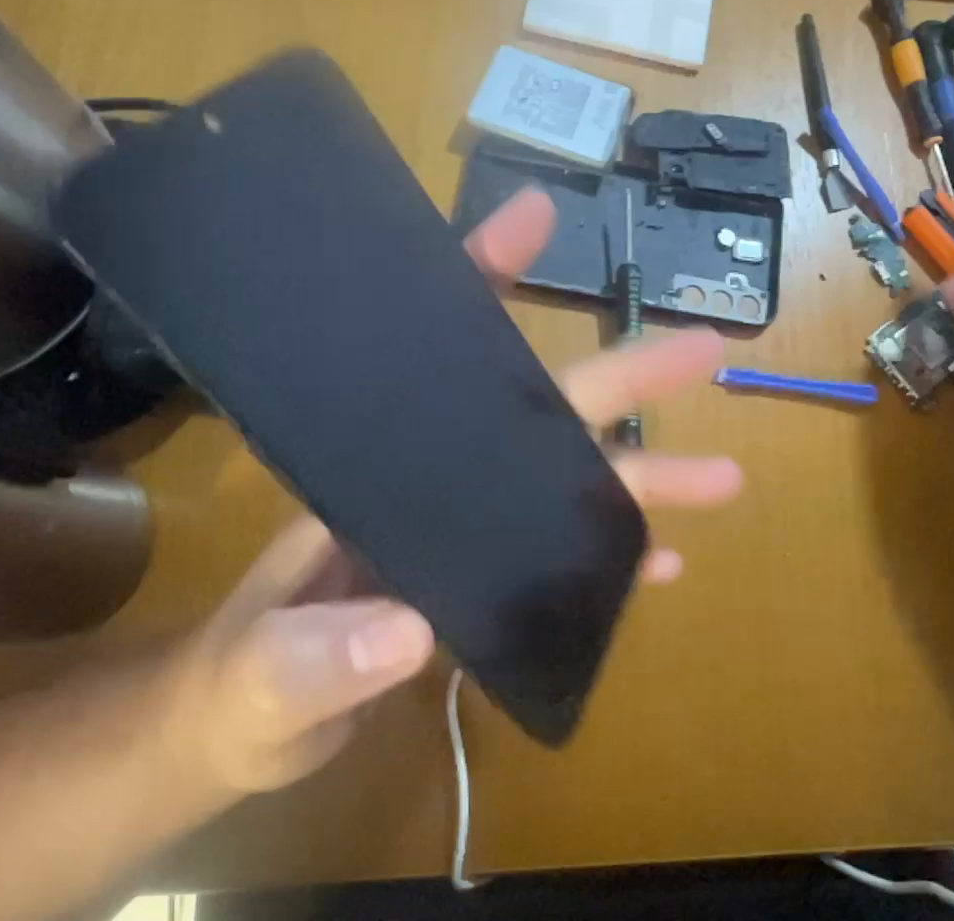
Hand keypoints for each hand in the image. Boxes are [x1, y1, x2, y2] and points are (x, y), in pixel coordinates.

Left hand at [163, 188, 740, 795]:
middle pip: (534, 420)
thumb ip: (314, 658)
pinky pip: (555, 560)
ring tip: (721, 476)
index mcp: (372, 479)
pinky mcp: (474, 590)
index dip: (478, 285)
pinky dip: (606, 559)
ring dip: (638, 479)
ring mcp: (458, 539)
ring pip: (561, 490)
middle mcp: (426, 491)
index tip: (533, 220)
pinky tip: (658, 562)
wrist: (239, 734)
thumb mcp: (260, 680)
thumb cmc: (232, 695)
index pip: (432, 364)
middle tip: (704, 350)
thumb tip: (407, 630)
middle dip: (619, 379)